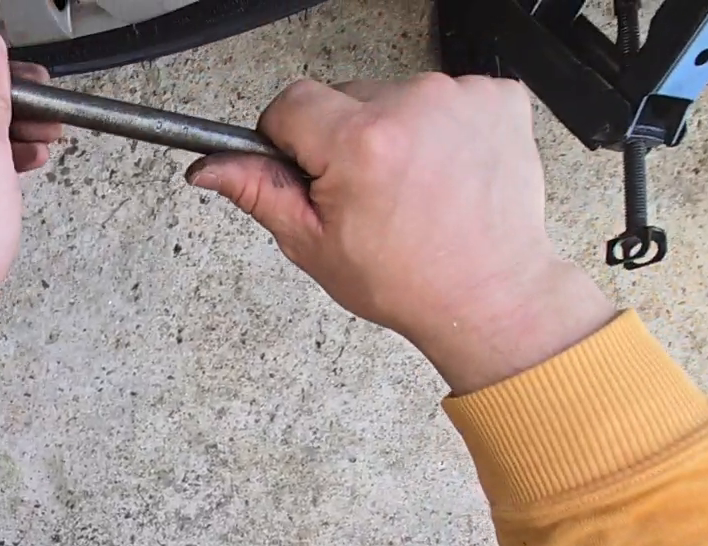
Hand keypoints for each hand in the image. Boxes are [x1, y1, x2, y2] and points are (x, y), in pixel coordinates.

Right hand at [189, 75, 613, 393]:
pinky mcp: (498, 95)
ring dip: (382, 133)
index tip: (299, 170)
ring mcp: (461, 96)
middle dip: (334, 139)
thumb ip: (257, 191)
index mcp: (359, 143)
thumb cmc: (398, 277)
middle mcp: (413, 104)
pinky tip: (434, 173)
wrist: (483, 289)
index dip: (281, 137)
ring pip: (388, 97)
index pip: (290, 102)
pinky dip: (429, 129)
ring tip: (399, 188)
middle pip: (340, 97)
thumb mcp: (308, 242)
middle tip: (352, 194)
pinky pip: (438, 97)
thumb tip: (209, 167)